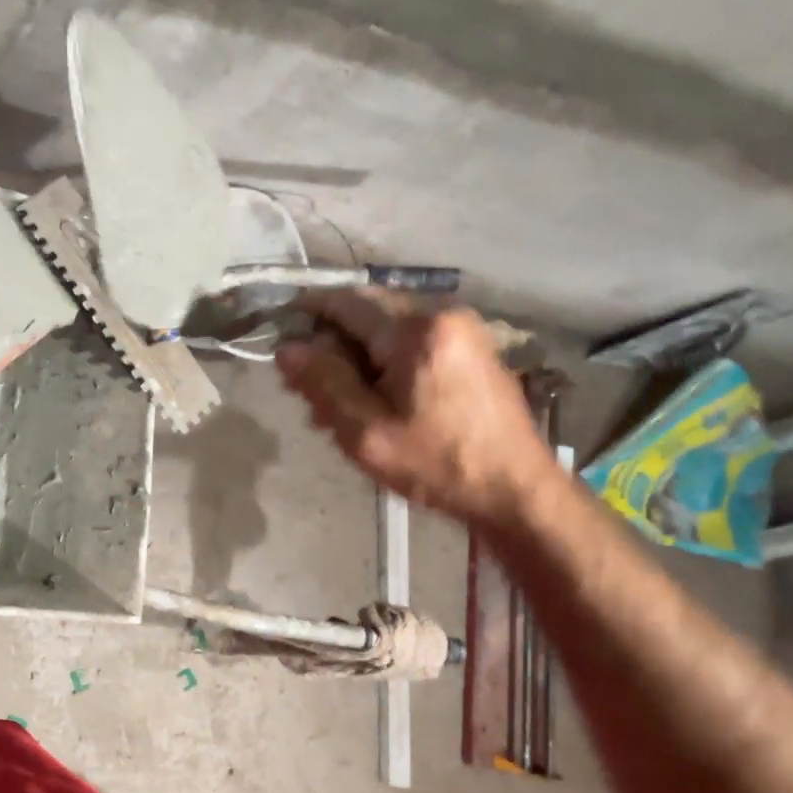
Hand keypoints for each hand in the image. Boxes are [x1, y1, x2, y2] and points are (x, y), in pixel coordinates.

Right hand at [275, 288, 556, 527]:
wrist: (514, 490)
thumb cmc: (435, 463)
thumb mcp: (363, 431)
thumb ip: (322, 383)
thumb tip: (286, 347)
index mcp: (415, 331)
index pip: (343, 301)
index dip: (303, 317)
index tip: (278, 349)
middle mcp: (441, 315)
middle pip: (364, 311)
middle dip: (328, 346)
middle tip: (306, 392)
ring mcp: (460, 330)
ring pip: (383, 328)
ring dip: (351, 358)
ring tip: (334, 407)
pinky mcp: (468, 349)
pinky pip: (407, 341)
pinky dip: (379, 363)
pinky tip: (368, 402)